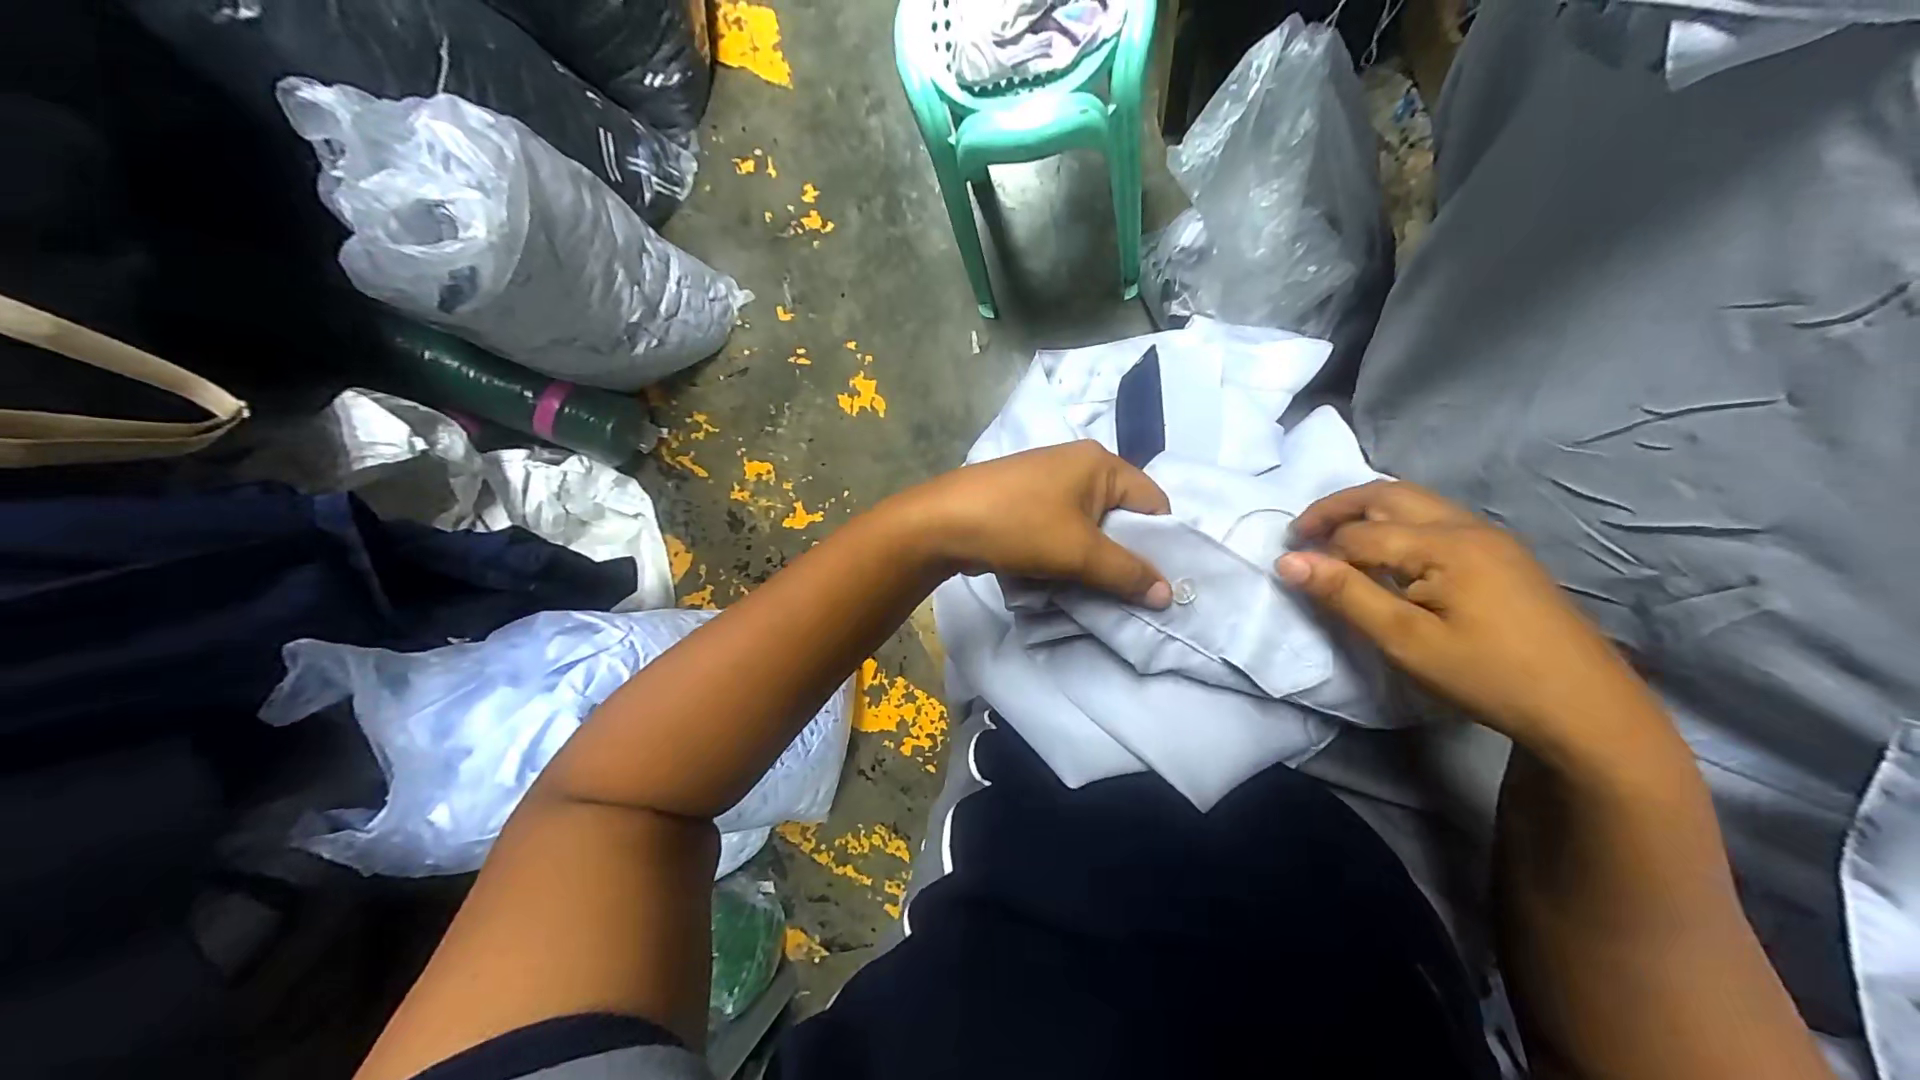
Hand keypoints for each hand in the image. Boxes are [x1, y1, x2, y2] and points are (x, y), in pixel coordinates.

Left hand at [890, 440, 1173, 607]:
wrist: (942, 522)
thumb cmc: (1019, 527)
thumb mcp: (1080, 553)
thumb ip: (1127, 573)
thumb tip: (1168, 594)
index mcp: (1101, 463)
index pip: (1154, 503)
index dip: (1160, 543)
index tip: (1155, 581)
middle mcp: (1079, 463)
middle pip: (1122, 514)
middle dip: (1123, 553)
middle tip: (1125, 591)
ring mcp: (1049, 479)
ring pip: (1090, 525)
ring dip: (1093, 557)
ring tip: (1090, 587)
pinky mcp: (1026, 498)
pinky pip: (1062, 526)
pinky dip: (1066, 550)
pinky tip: (1059, 575)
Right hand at [1276, 481, 1672, 763]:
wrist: (1586, 708)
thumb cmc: (1487, 675)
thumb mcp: (1404, 640)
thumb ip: (1345, 594)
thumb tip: (1288, 560)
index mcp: (1445, 545)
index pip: (1361, 532)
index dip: (1321, 549)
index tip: (1288, 569)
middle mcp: (1468, 527)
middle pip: (1389, 494)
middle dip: (1338, 507)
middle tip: (1302, 532)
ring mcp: (1491, 538)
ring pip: (1416, 502)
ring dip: (1367, 511)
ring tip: (1335, 540)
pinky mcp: (1502, 555)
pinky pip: (1436, 518)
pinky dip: (1396, 522)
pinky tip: (1387, 553)